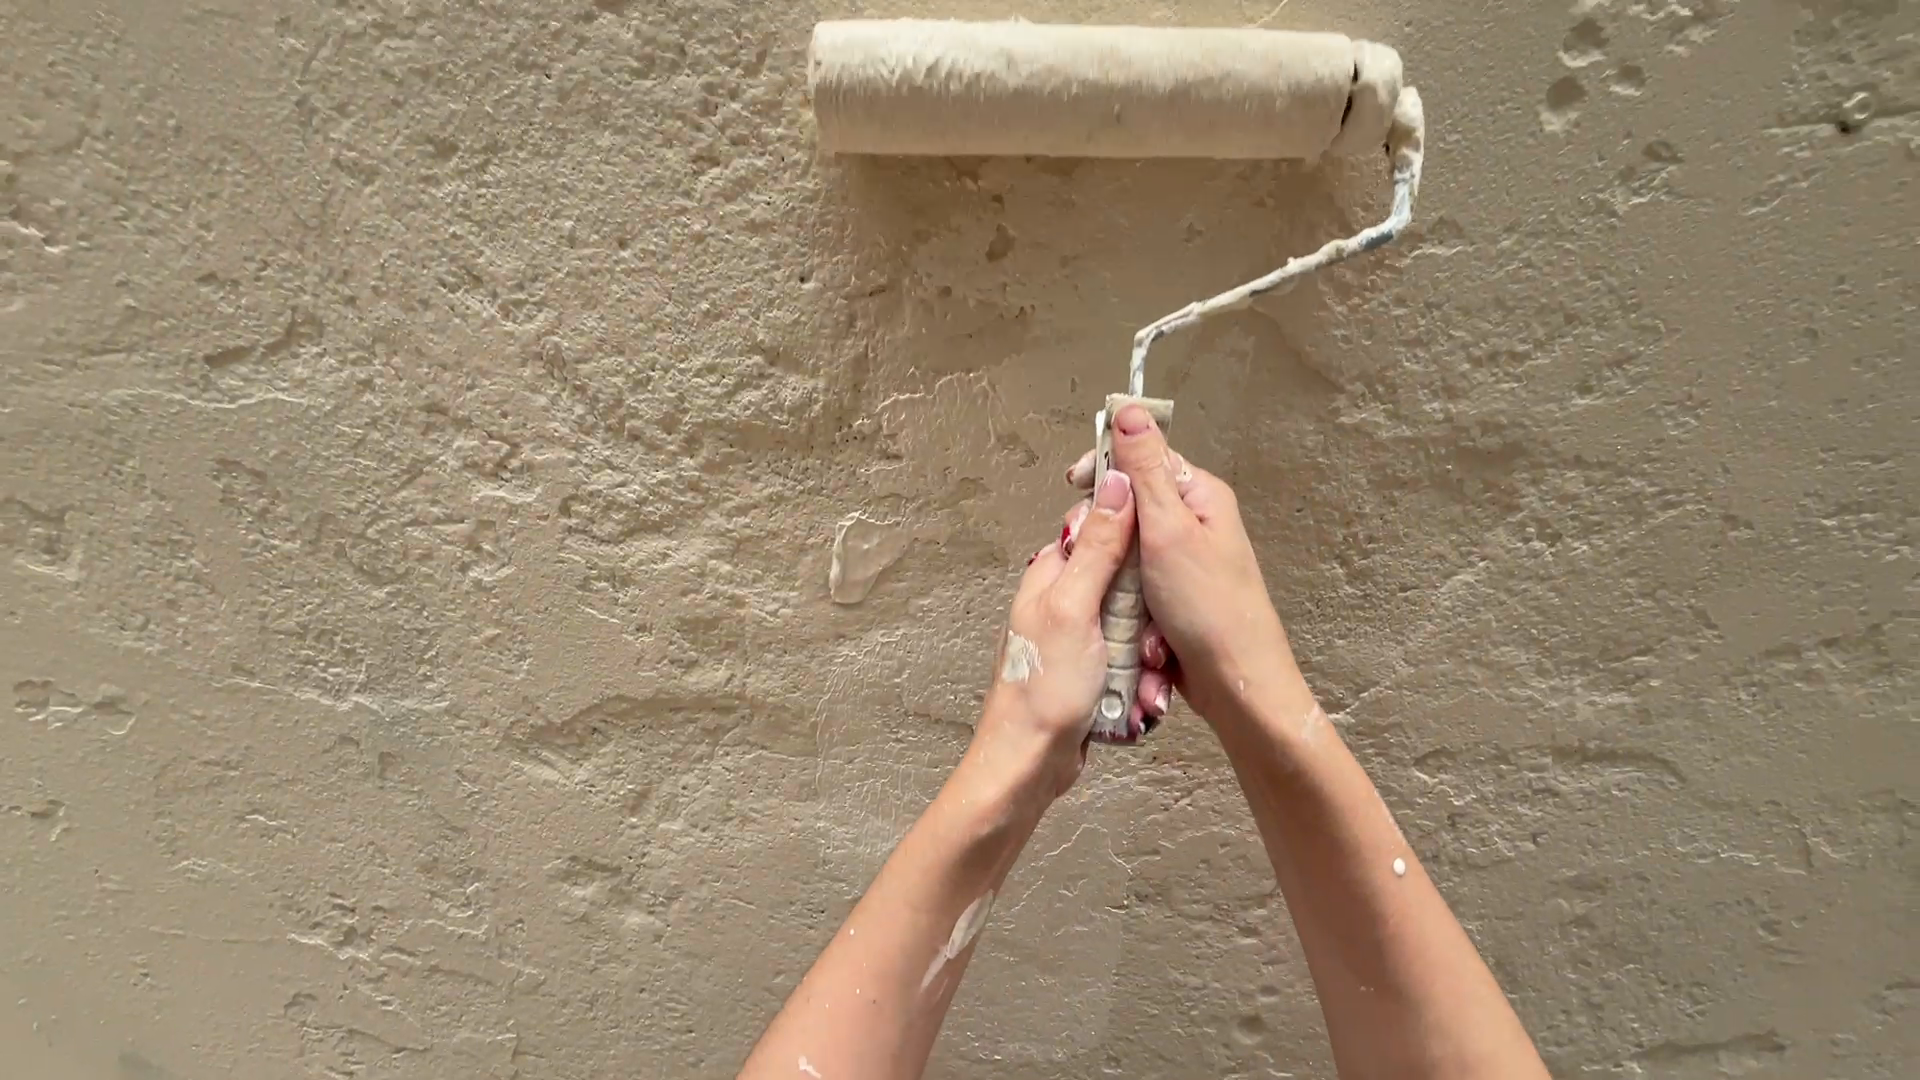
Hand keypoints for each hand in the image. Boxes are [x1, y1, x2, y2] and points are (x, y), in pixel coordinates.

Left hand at [976, 469, 1169, 797]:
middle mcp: (1065, 597)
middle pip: (1128, 579)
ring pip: (1136, 622)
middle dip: (1146, 612)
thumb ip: (1099, 548)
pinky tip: (1137, 699)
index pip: (1100, 525)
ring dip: (1146, 652)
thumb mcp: (1074, 608)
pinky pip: (1131, 657)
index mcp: (1052, 571)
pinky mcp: (1095, 666)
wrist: (1030, 761)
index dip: (1135, 533)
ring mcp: (1082, 634)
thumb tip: (1117, 483)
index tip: (1161, 552)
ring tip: (1140, 679)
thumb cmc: (1043, 686)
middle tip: (1145, 643)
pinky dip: (1139, 677)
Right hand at [1068, 404, 1295, 727]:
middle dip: (1103, 533)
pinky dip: (1124, 600)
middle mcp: (1190, 521)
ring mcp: (1178, 560)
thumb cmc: (1207, 604)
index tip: (1072, 483)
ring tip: (1117, 601)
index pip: (1142, 457)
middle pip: (1125, 506)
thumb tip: (1130, 409)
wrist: (1234, 681)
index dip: (1105, 466)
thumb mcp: (1169, 529)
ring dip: (1113, 575)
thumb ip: (1145, 470)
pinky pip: (1129, 582)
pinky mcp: (1167, 593)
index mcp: (1197, 494)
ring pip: (1121, 549)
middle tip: (1091, 554)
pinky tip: (1129, 622)